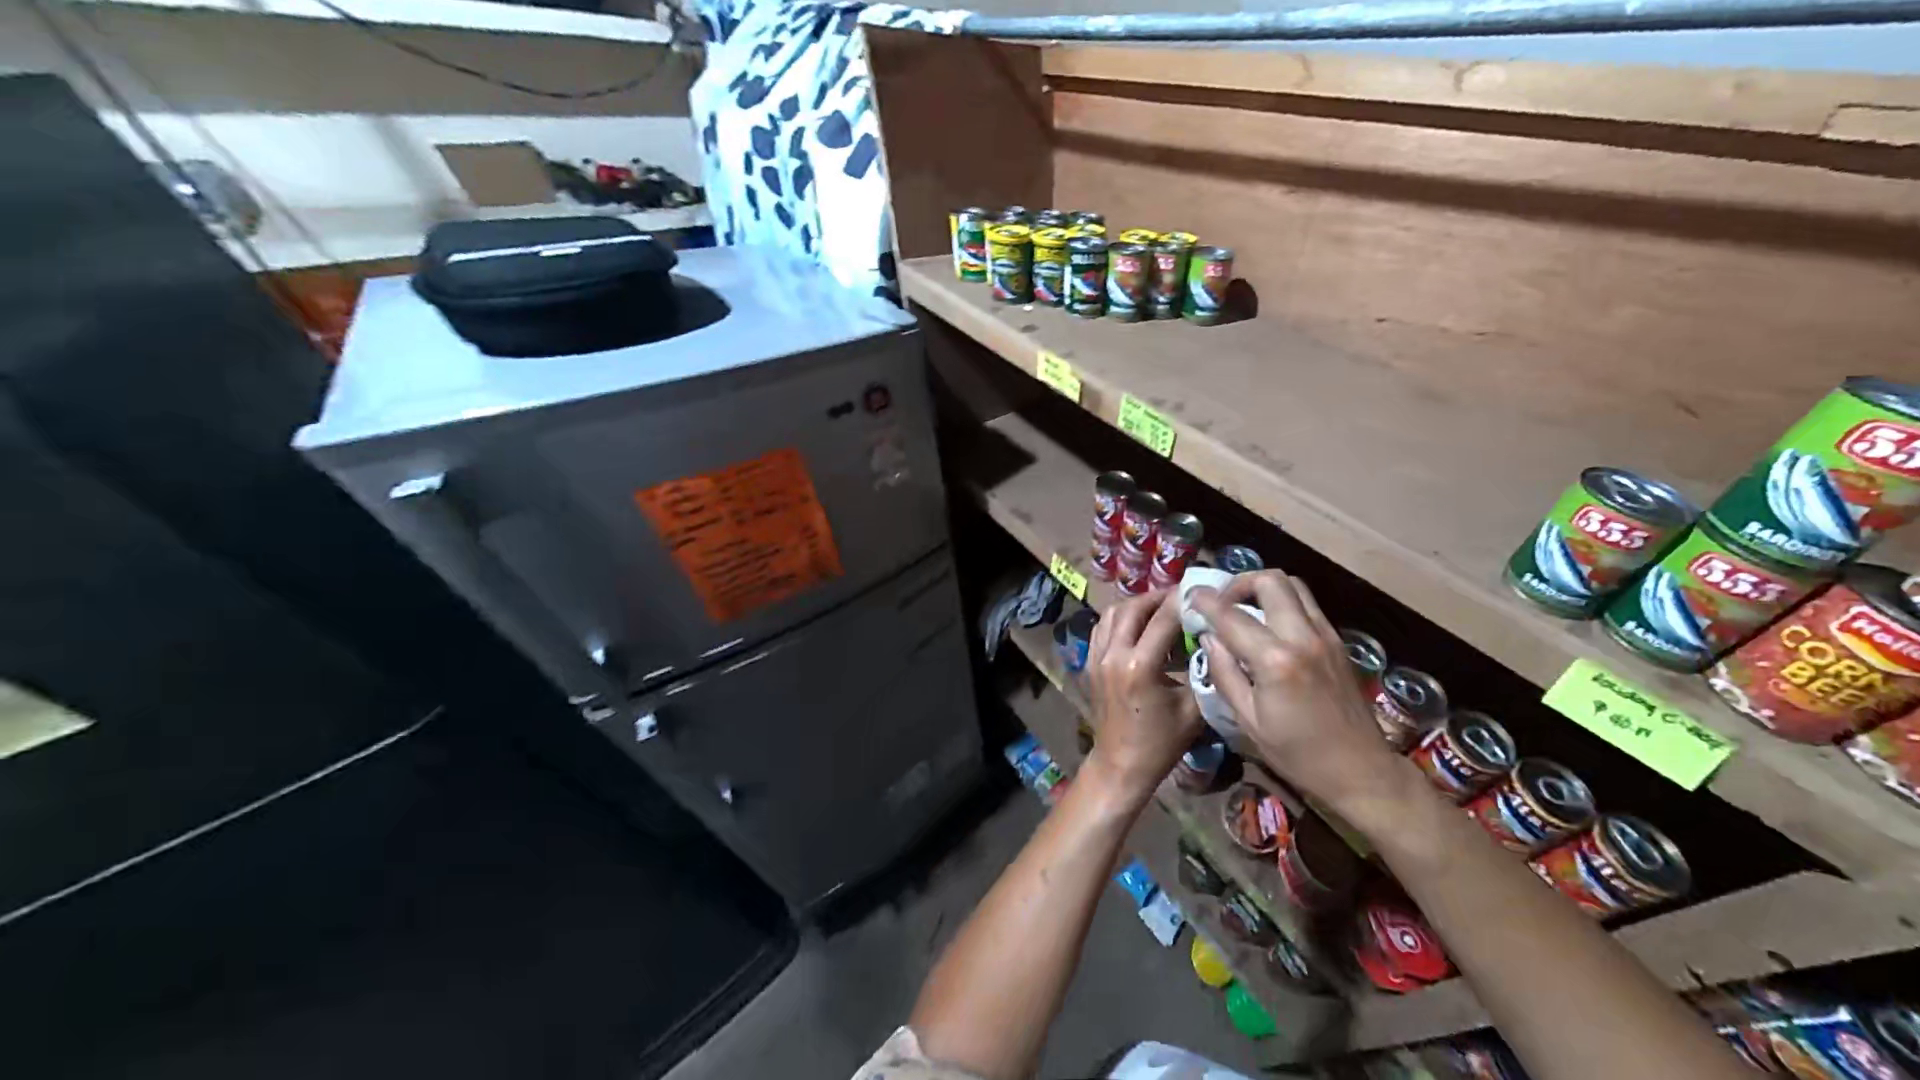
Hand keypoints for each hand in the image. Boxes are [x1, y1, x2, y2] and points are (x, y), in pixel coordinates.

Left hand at [1083, 589, 1201, 799]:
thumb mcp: (1193, 710)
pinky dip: (1119, 619)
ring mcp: (1095, 658)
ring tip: (1159, 607)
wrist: (1121, 764)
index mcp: (1139, 666)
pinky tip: (1137, 624)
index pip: (1163, 619)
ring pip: (1112, 615)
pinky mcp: (1089, 664)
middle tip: (1179, 596)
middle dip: (1157, 597)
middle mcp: (1113, 655)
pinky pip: (1102, 629)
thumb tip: (1216, 641)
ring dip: (1136, 605)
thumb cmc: (1161, 742)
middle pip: (1133, 608)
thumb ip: (1204, 672)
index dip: (1182, 600)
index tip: (1200, 590)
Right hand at [1191, 573, 1414, 823]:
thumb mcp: (1247, 721)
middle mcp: (1303, 637)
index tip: (1189, 596)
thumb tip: (1209, 638)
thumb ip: (1224, 673)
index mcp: (1275, 661)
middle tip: (1222, 602)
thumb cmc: (1298, 754)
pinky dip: (1283, 602)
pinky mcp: (1338, 641)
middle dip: (1239, 582)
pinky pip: (1307, 604)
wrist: (1362, 771)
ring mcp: (1326, 636)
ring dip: (1263, 588)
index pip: (1231, 615)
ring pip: (1293, 585)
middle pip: (1270, 580)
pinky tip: (1269, 626)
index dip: (1205, 601)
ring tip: (1244, 609)